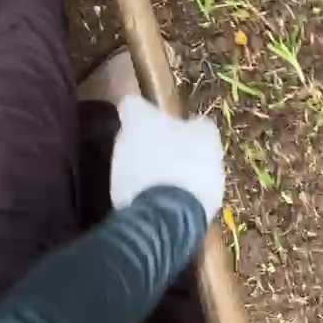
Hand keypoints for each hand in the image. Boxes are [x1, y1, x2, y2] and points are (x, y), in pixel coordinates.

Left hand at [109, 94, 223, 223]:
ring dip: (150, 169)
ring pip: (133, 164)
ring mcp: (116, 174)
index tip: (159, 117)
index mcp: (139, 121)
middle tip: (176, 152)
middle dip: (151, 142)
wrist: (168, 219)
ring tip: (176, 183)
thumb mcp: (206, 139)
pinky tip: (169, 203)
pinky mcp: (119, 203)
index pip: (131, 104)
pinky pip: (135, 191)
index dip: (145, 109)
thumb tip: (194, 125)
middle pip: (133, 136)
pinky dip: (148, 194)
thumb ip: (198, 127)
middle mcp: (121, 142)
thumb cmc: (188, 166)